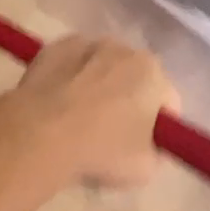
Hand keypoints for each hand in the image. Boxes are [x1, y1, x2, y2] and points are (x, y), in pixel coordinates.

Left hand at [5, 35, 178, 187]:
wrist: (42, 131)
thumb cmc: (102, 149)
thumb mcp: (146, 168)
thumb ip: (156, 150)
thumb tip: (147, 142)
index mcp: (151, 72)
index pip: (167, 101)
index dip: (160, 127)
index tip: (143, 146)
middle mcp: (122, 47)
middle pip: (134, 77)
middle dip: (129, 99)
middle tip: (112, 132)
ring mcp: (85, 42)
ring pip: (102, 67)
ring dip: (99, 85)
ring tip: (80, 117)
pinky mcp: (54, 45)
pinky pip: (72, 63)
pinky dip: (71, 77)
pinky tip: (59, 103)